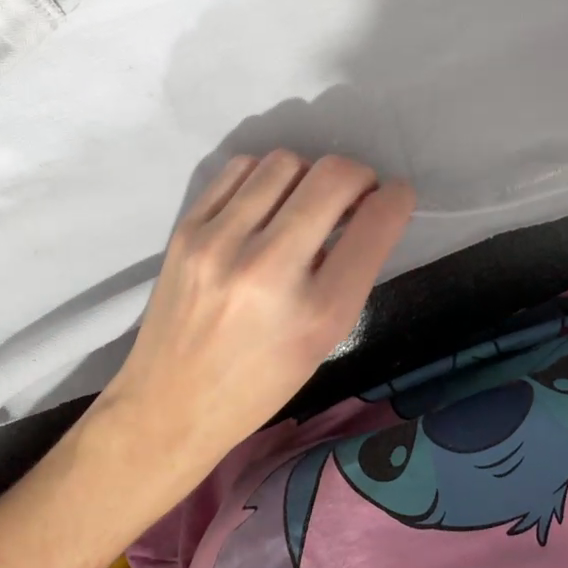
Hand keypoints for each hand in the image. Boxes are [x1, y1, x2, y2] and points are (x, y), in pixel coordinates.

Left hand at [93, 151, 414, 477]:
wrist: (169, 405)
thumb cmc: (261, 382)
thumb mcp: (326, 339)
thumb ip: (351, 271)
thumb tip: (364, 206)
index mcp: (317, 311)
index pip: (375, 224)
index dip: (397, 198)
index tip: (395, 196)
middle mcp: (268, 269)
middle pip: (333, 177)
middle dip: (358, 176)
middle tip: (355, 195)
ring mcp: (220, 243)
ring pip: (286, 161)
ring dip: (309, 174)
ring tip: (304, 201)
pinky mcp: (186, 230)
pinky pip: (241, 169)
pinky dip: (265, 177)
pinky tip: (266, 203)